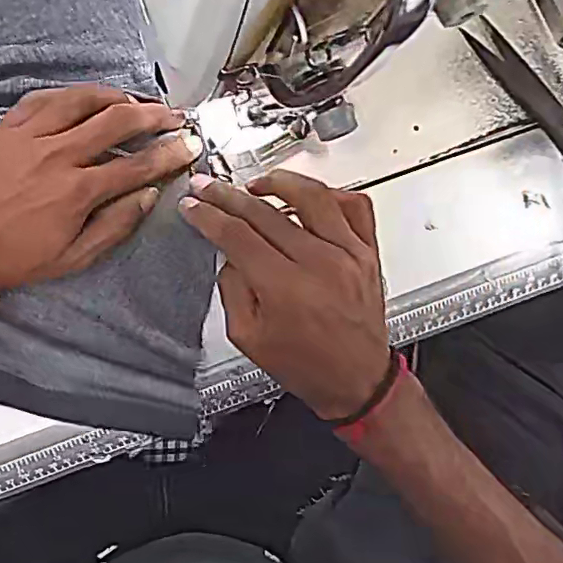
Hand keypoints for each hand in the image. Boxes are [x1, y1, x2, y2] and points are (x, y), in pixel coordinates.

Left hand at [0, 85, 201, 330]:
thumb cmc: (16, 258)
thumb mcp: (74, 258)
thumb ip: (115, 224)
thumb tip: (148, 194)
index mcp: (76, 191)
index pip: (137, 164)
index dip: (170, 153)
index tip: (189, 144)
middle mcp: (57, 156)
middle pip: (118, 121)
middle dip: (154, 115)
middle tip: (172, 116)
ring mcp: (29, 136)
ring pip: (83, 99)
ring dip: (116, 96)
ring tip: (134, 102)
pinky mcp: (7, 128)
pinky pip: (44, 97)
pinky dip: (71, 94)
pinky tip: (85, 98)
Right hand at [177, 169, 390, 420]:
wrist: (358, 381)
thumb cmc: (307, 365)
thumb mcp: (248, 337)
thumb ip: (232, 289)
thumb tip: (228, 253)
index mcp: (285, 289)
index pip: (236, 235)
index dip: (208, 215)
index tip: (194, 205)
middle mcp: (320, 265)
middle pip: (264, 211)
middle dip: (227, 195)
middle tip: (208, 186)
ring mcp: (349, 254)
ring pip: (311, 195)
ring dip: (277, 181)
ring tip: (256, 183)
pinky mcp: (368, 252)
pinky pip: (354, 205)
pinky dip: (329, 193)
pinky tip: (308, 197)